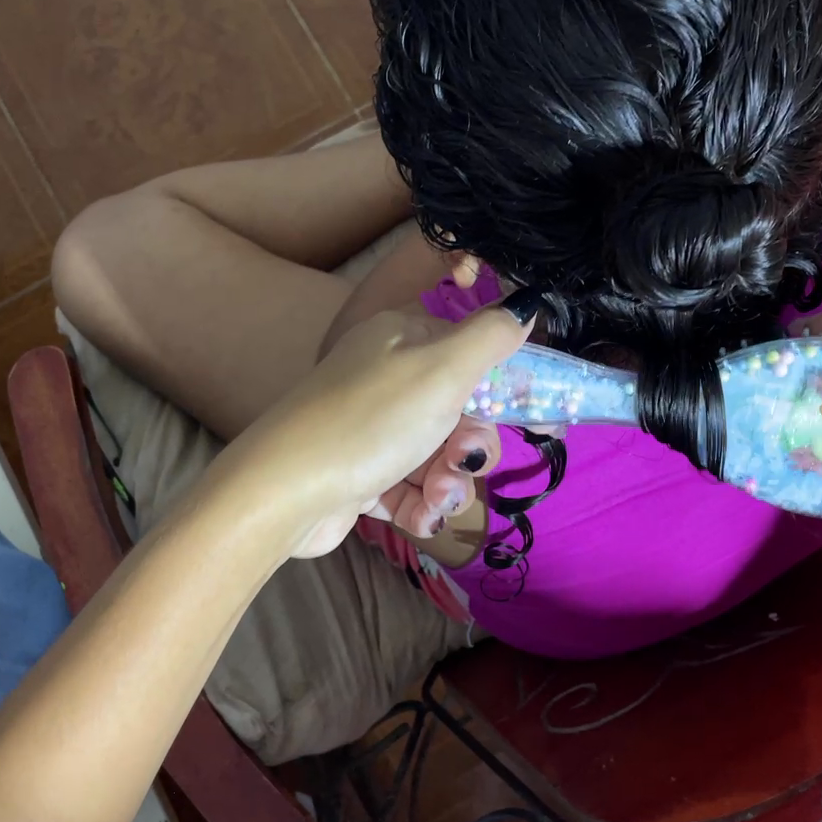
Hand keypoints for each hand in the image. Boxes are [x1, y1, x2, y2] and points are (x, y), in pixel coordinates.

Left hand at [210, 299, 533, 557]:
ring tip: (433, 499)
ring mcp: (372, 428)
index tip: (538, 419)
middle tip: (461, 463)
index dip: (507, 389)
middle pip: (461, 413)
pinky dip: (420, 504)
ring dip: (448, 483)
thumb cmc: (370, 420)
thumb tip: (529, 303)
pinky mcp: (361, 474)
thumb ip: (492, 336)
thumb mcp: (442, 368)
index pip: (473, 355)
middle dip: (471, 448)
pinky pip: (411, 486)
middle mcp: (387, 378)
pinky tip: (417, 518)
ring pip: (439, 456)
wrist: (283, 492)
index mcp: (404, 339)